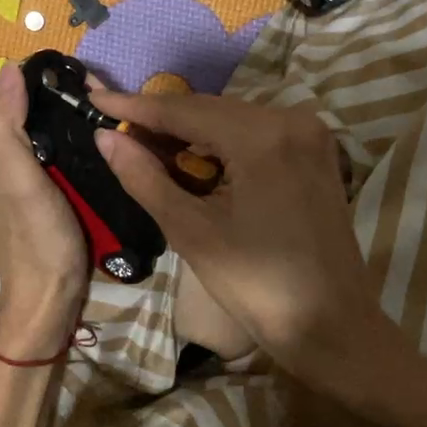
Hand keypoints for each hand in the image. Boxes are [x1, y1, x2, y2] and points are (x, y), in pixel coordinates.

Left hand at [0, 64, 88, 359]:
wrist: (51, 294)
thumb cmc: (36, 233)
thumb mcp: (17, 174)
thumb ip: (7, 121)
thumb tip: (10, 66)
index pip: (13, 85)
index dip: (47, 76)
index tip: (86, 78)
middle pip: (30, 102)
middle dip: (64, 93)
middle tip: (104, 96)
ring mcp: (21, 166)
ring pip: (45, 121)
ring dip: (73, 112)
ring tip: (108, 111)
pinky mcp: (43, 182)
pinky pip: (56, 143)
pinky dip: (75, 135)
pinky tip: (99, 137)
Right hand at [91, 92, 381, 372]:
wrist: (333, 327)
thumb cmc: (257, 286)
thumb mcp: (190, 231)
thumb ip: (144, 177)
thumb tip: (105, 138)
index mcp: (262, 137)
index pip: (183, 110)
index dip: (134, 107)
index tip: (94, 99)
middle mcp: (290, 119)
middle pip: (208, 109)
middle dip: (160, 120)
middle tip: (113, 130)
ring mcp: (308, 133)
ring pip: (229, 118)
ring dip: (188, 130)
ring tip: (143, 145)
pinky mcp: (315, 151)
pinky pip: (253, 132)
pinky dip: (219, 142)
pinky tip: (191, 158)